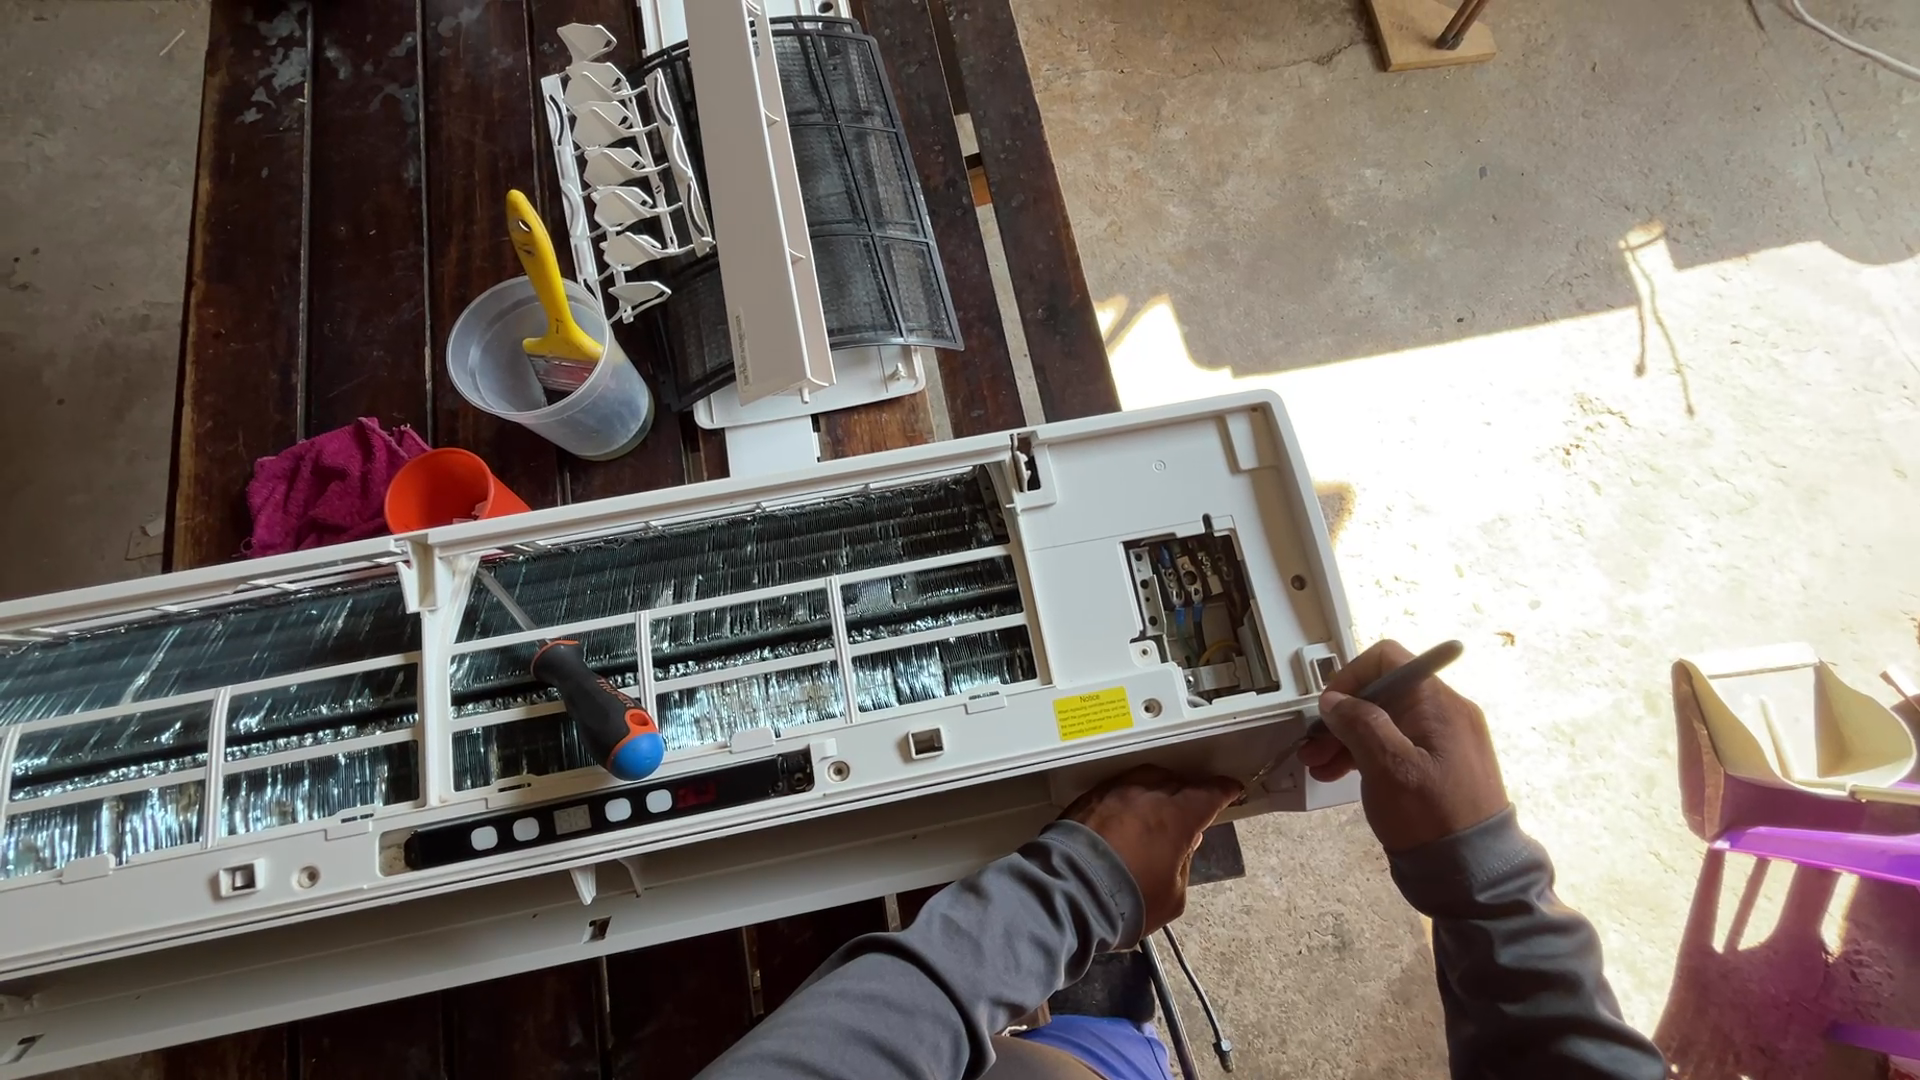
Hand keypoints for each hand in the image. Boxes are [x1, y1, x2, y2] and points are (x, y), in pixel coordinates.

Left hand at [1062, 765, 1242, 935]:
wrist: (1071, 891)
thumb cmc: (1129, 899)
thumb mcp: (1173, 895)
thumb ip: (1183, 863)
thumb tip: (1185, 841)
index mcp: (1177, 815)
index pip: (1209, 793)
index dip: (1223, 790)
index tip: (1231, 790)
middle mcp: (1148, 792)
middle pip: (1178, 781)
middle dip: (1189, 791)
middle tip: (1193, 806)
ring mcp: (1116, 789)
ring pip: (1146, 778)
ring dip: (1158, 788)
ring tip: (1160, 803)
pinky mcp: (1090, 795)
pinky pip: (1120, 786)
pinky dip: (1131, 794)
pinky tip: (1129, 809)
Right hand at [1297, 639, 1507, 852]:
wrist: (1472, 877)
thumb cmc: (1432, 817)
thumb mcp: (1389, 767)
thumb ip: (1360, 724)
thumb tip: (1334, 701)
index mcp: (1439, 704)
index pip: (1387, 659)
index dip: (1351, 676)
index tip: (1329, 709)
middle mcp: (1444, 713)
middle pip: (1379, 692)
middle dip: (1341, 715)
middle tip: (1312, 744)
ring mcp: (1440, 740)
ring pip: (1380, 720)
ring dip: (1344, 737)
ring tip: (1316, 764)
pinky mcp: (1435, 764)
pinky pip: (1391, 744)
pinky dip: (1361, 753)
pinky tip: (1334, 773)